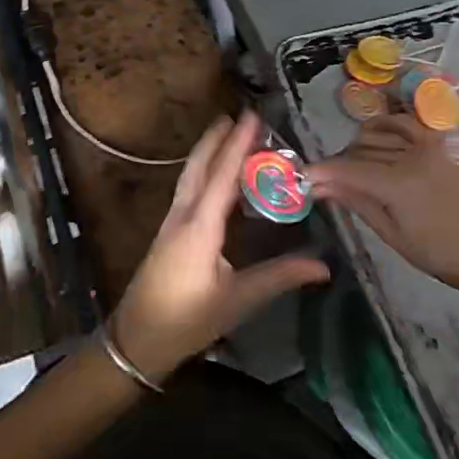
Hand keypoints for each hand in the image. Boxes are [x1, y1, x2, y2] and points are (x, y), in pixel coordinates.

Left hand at [110, 112, 330, 381]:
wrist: (135, 343)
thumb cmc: (187, 321)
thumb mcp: (237, 301)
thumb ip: (279, 277)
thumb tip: (323, 265)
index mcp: (200, 226)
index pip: (222, 176)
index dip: (238, 145)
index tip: (251, 116)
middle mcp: (183, 216)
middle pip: (199, 167)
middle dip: (216, 139)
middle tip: (237, 115)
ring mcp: (170, 223)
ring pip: (189, 176)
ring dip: (207, 151)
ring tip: (224, 133)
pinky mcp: (167, 234)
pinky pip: (187, 189)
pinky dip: (201, 171)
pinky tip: (210, 176)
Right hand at [310, 115, 458, 300]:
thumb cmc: (443, 255)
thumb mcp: (394, 236)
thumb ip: (359, 204)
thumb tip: (323, 187)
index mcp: (399, 183)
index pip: (349, 169)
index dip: (322, 172)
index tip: (303, 178)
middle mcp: (411, 155)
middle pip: (361, 149)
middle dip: (338, 164)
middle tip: (325, 184)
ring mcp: (428, 144)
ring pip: (379, 132)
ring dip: (359, 146)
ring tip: (351, 168)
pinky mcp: (440, 143)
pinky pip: (405, 122)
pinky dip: (385, 125)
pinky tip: (376, 138)